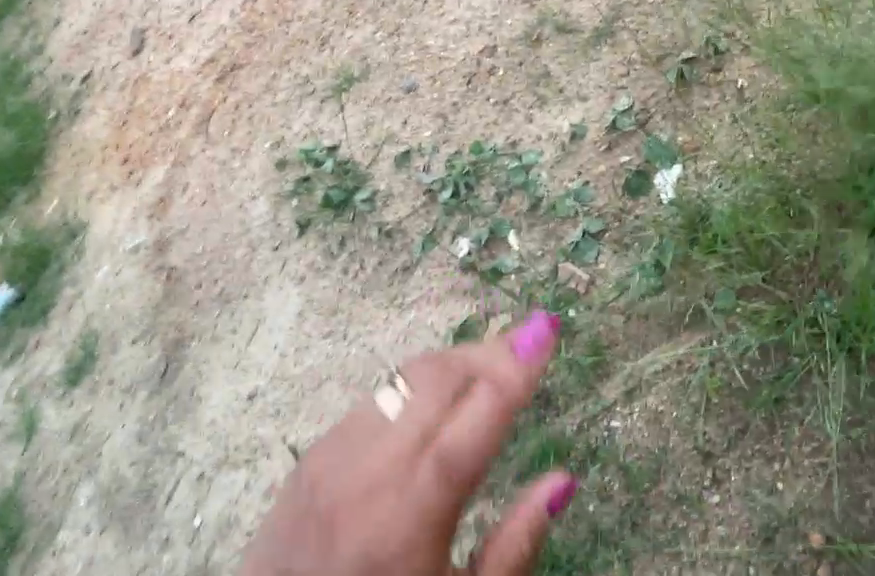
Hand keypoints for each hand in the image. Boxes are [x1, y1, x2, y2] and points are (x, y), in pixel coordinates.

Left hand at [242, 311, 575, 575]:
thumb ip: (513, 546)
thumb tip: (562, 481)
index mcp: (409, 518)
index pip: (472, 420)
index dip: (514, 368)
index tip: (545, 327)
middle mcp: (367, 472)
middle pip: (439, 378)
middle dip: (490, 352)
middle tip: (529, 343)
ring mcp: (332, 456)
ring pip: (407, 377)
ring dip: (456, 363)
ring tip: (492, 365)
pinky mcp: (312, 454)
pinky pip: (377, 398)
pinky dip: (417, 387)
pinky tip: (437, 403)